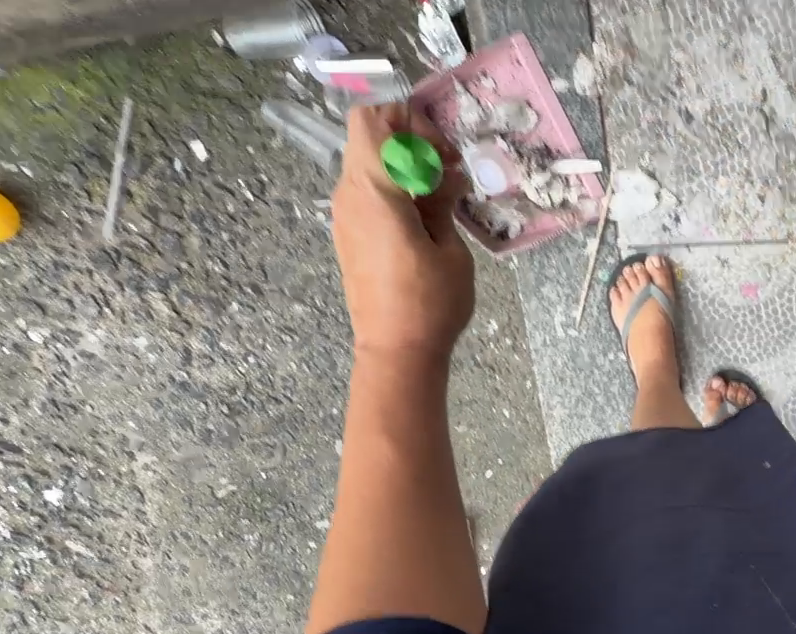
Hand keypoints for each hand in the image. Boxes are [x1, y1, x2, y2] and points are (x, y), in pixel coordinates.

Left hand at [332, 104, 473, 366]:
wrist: (397, 350)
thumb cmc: (431, 303)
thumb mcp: (451, 250)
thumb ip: (441, 203)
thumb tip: (445, 177)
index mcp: (374, 189)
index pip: (376, 120)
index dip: (413, 122)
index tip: (446, 154)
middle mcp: (349, 193)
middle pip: (368, 136)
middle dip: (411, 141)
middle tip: (448, 171)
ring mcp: (345, 215)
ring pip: (368, 164)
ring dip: (404, 167)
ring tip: (442, 198)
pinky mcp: (350, 235)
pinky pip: (368, 193)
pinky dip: (395, 190)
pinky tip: (425, 219)